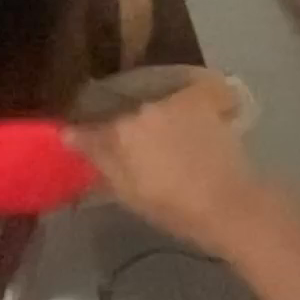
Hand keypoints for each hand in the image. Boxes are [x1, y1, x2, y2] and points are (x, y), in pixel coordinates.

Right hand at [65, 93, 273, 257]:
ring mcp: (173, 101)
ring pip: (152, 104)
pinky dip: (187, 99)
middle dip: (124, 128)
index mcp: (120, 131)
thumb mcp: (128, 193)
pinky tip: (192, 117)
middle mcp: (142, 108)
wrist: (231, 207)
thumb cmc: (175, 209)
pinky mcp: (201, 100)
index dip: (84, 136)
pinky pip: (186, 91)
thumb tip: (68, 134)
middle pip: (123, 114)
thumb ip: (98, 159)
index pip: (90, 128)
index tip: (81, 141)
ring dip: (153, 117)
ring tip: (166, 139)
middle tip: (137, 150)